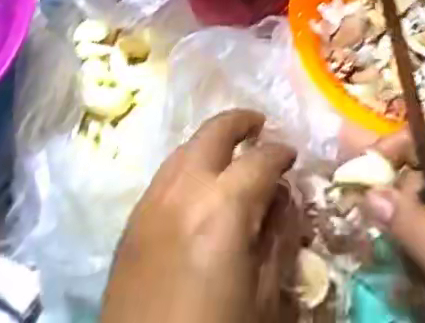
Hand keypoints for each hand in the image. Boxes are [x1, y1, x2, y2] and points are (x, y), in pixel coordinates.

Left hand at [101, 110, 298, 322]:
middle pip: (214, 133)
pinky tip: (199, 185)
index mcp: (223, 206)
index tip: (292, 156)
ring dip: (211, 143)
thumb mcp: (264, 302)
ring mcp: (152, 200)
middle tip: (261, 126)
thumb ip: (277, 241)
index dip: (280, 153)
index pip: (260, 159)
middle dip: (241, 123)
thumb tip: (283, 199)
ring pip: (185, 148)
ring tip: (231, 153)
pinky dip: (187, 164)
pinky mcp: (133, 219)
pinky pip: (164, 174)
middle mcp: (184, 189)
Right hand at [363, 129, 424, 322]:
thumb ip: (419, 229)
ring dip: (398, 232)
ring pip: (421, 214)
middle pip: (422, 176)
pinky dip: (411, 259)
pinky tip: (402, 283)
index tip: (360, 168)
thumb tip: (366, 189)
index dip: (395, 145)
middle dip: (391, 193)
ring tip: (377, 250)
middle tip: (359, 213)